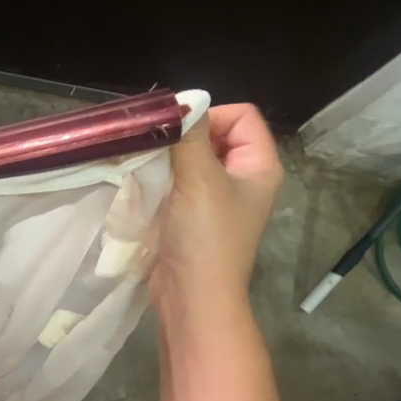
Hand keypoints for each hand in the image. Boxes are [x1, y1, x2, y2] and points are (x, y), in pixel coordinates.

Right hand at [151, 103, 283, 306]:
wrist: (192, 296)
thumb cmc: (205, 237)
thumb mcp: (200, 180)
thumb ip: (189, 138)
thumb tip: (177, 104)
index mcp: (259, 166)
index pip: (241, 116)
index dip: (210, 115)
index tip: (176, 132)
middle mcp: (242, 180)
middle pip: (214, 137)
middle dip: (183, 138)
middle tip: (155, 149)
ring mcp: (216, 201)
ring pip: (191, 163)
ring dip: (167, 162)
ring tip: (145, 167)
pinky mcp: (191, 219)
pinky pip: (177, 187)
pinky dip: (160, 183)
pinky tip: (141, 188)